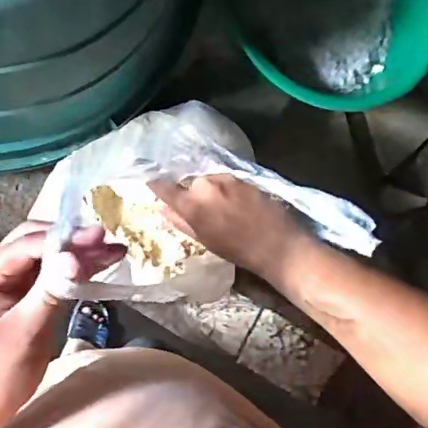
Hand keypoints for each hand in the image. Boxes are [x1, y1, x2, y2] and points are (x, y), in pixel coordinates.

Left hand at [0, 223, 125, 421]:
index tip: (96, 237)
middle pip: (35, 243)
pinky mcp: (28, 298)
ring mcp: (12, 285)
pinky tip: (102, 265)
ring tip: (113, 250)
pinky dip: (76, 271)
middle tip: (106, 240)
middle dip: (71, 241)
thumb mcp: (24, 332)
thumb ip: (49, 292)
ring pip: (47, 258)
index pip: (24, 246)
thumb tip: (76, 259)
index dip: (61, 239)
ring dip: (78, 254)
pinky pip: (53, 276)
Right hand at [148, 175, 313, 278]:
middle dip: (191, 193)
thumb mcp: (204, 239)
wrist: (277, 245)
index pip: (164, 187)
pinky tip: (235, 205)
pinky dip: (225, 190)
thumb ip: (181, 222)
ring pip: (209, 181)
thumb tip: (163, 210)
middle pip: (190, 183)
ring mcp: (227, 179)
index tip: (150, 182)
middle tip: (200, 210)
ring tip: (221, 209)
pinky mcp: (244, 178)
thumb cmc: (236, 249)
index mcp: (192, 203)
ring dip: (210, 191)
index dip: (156, 185)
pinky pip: (226, 181)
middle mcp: (206, 185)